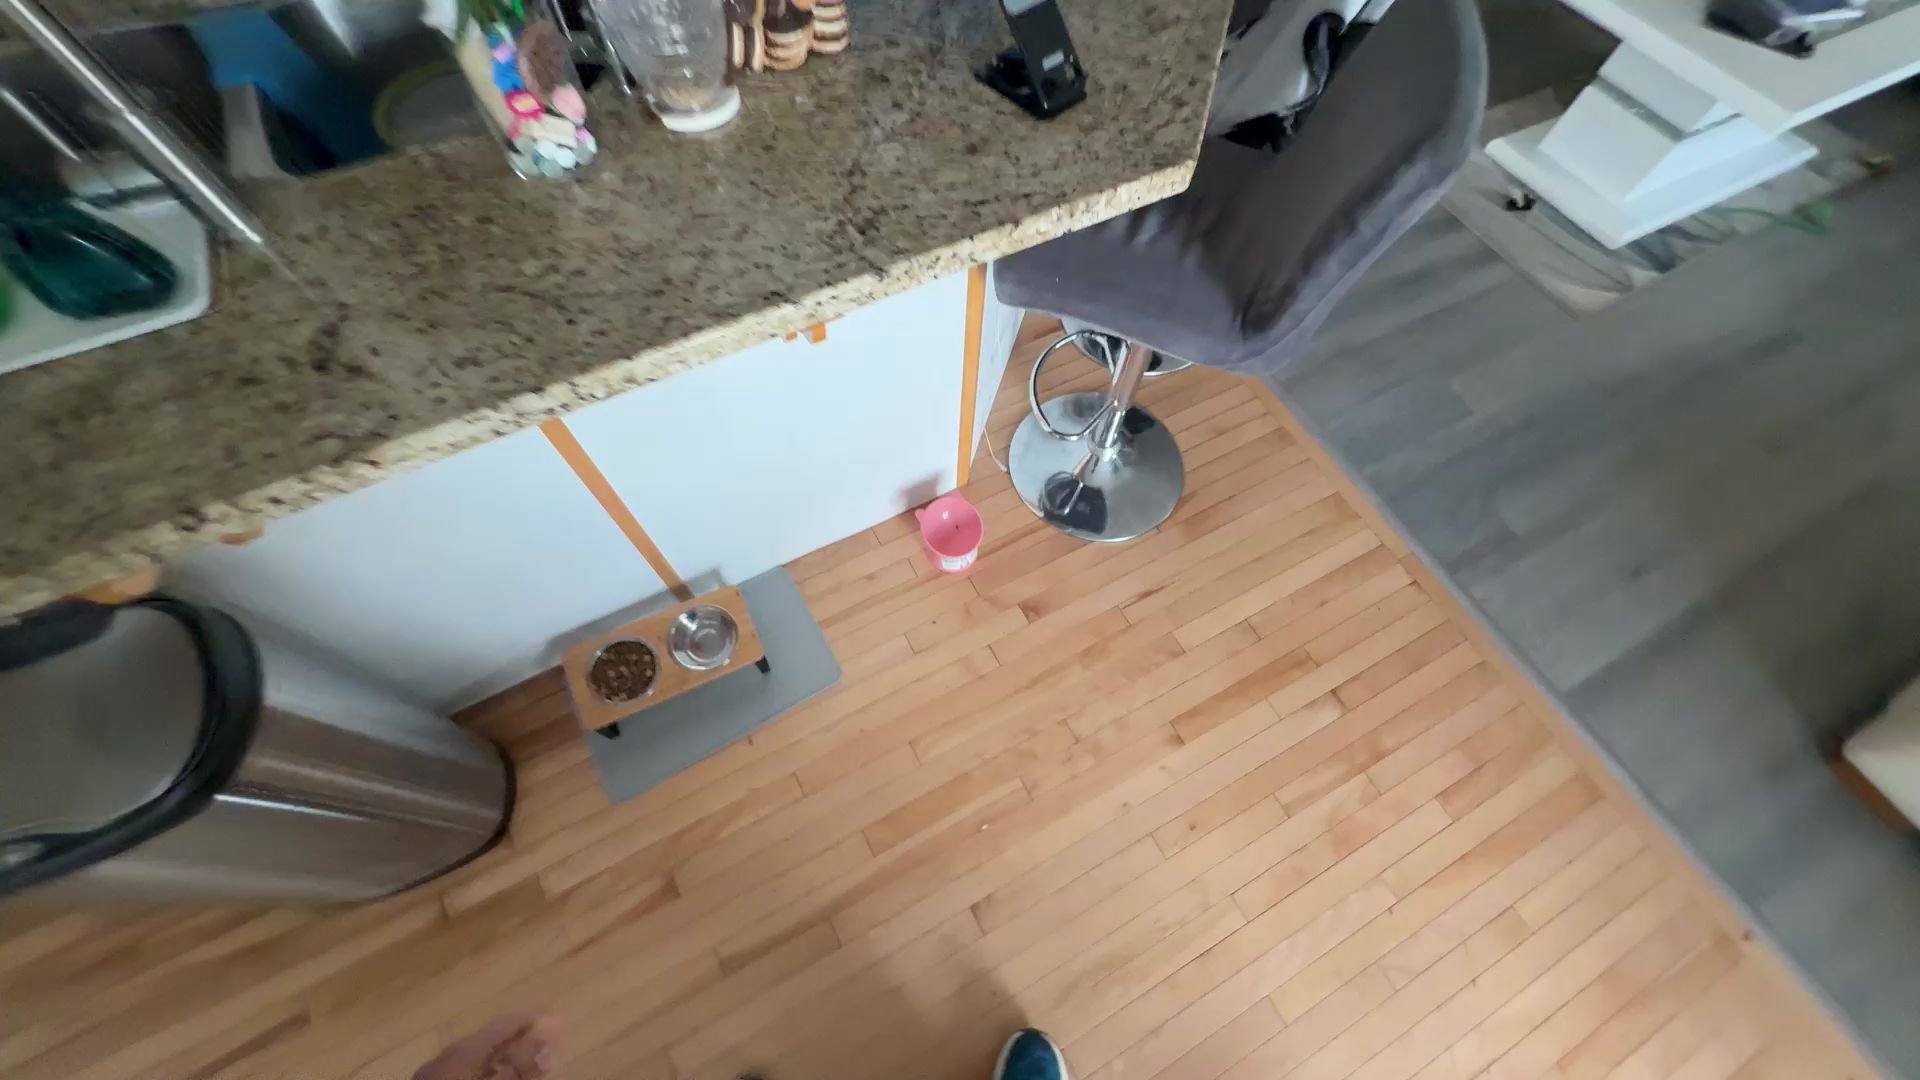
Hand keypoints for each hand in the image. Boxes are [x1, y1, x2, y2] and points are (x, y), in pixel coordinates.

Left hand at [412, 1015, 559, 1079]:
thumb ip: (520, 1068)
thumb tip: (549, 1040)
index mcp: (461, 1052)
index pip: (504, 1023)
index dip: (533, 1021)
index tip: (559, 1026)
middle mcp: (443, 1061)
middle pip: (489, 1043)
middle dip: (519, 1045)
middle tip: (545, 1052)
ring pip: (474, 1064)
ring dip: (502, 1065)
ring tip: (524, 1072)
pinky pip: (462, 1078)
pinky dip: (485, 1077)